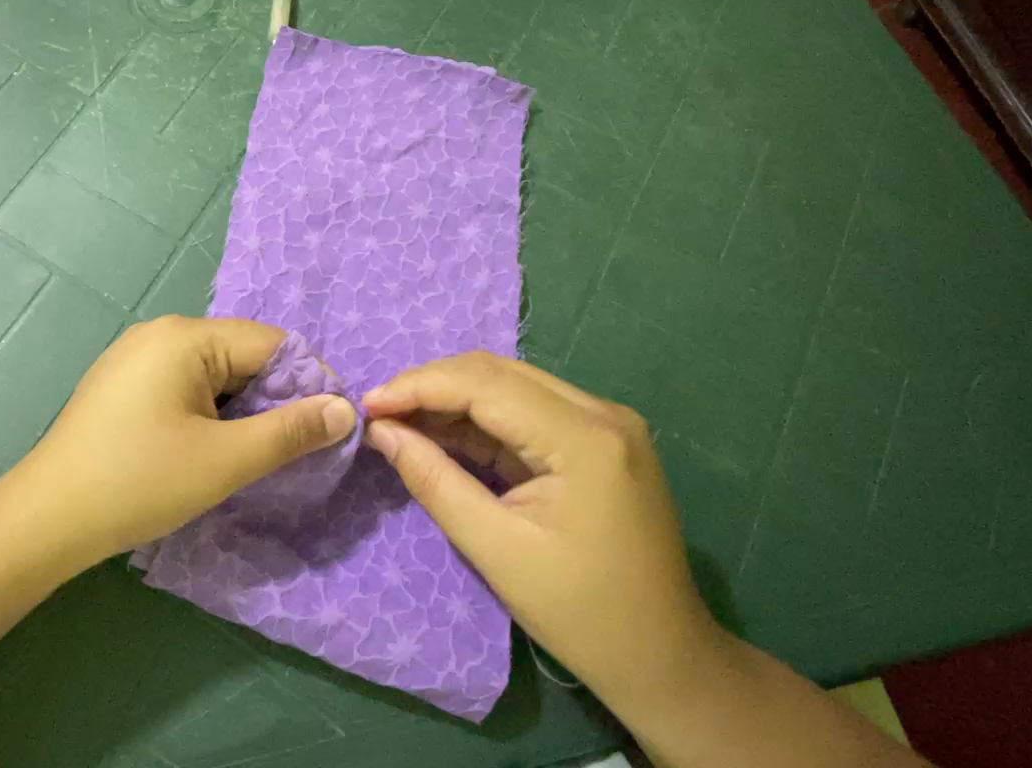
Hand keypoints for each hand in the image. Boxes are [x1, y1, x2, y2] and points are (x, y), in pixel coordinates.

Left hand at [11, 316, 356, 562]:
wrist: (49, 517)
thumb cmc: (140, 481)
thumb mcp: (225, 460)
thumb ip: (290, 431)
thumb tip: (345, 409)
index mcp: (185, 337)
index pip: (271, 343)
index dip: (310, 381)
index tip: (334, 426)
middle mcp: (160, 333)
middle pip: (241, 354)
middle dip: (276, 397)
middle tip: (299, 447)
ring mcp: (136, 357)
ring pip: (214, 373)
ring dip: (243, 408)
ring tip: (258, 453)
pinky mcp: (122, 384)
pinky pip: (184, 385)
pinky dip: (210, 411)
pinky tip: (212, 448)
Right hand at [361, 353, 726, 702]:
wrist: (664, 658)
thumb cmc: (580, 612)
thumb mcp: (495, 548)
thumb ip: (434, 480)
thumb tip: (381, 431)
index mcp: (584, 438)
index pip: (485, 384)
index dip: (419, 387)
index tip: (367, 404)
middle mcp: (600, 413)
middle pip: (497, 373)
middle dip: (431, 386)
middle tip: (379, 413)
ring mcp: (604, 423)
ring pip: (509, 385)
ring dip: (452, 399)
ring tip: (400, 422)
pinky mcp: (598, 439)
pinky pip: (526, 410)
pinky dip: (480, 419)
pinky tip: (442, 434)